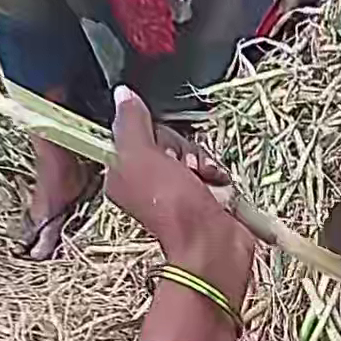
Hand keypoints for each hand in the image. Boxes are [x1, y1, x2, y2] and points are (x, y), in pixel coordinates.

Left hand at [106, 86, 254, 285]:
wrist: (212, 244)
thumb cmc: (171, 206)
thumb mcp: (139, 155)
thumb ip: (130, 122)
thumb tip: (123, 96)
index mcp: (122, 174)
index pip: (136, 132)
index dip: (152, 133)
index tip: (160, 146)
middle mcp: (147, 182)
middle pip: (166, 140)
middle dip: (181, 148)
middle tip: (185, 166)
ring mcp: (177, 192)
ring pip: (191, 153)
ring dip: (203, 161)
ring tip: (205, 178)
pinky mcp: (203, 198)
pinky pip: (210, 170)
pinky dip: (217, 174)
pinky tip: (218, 185)